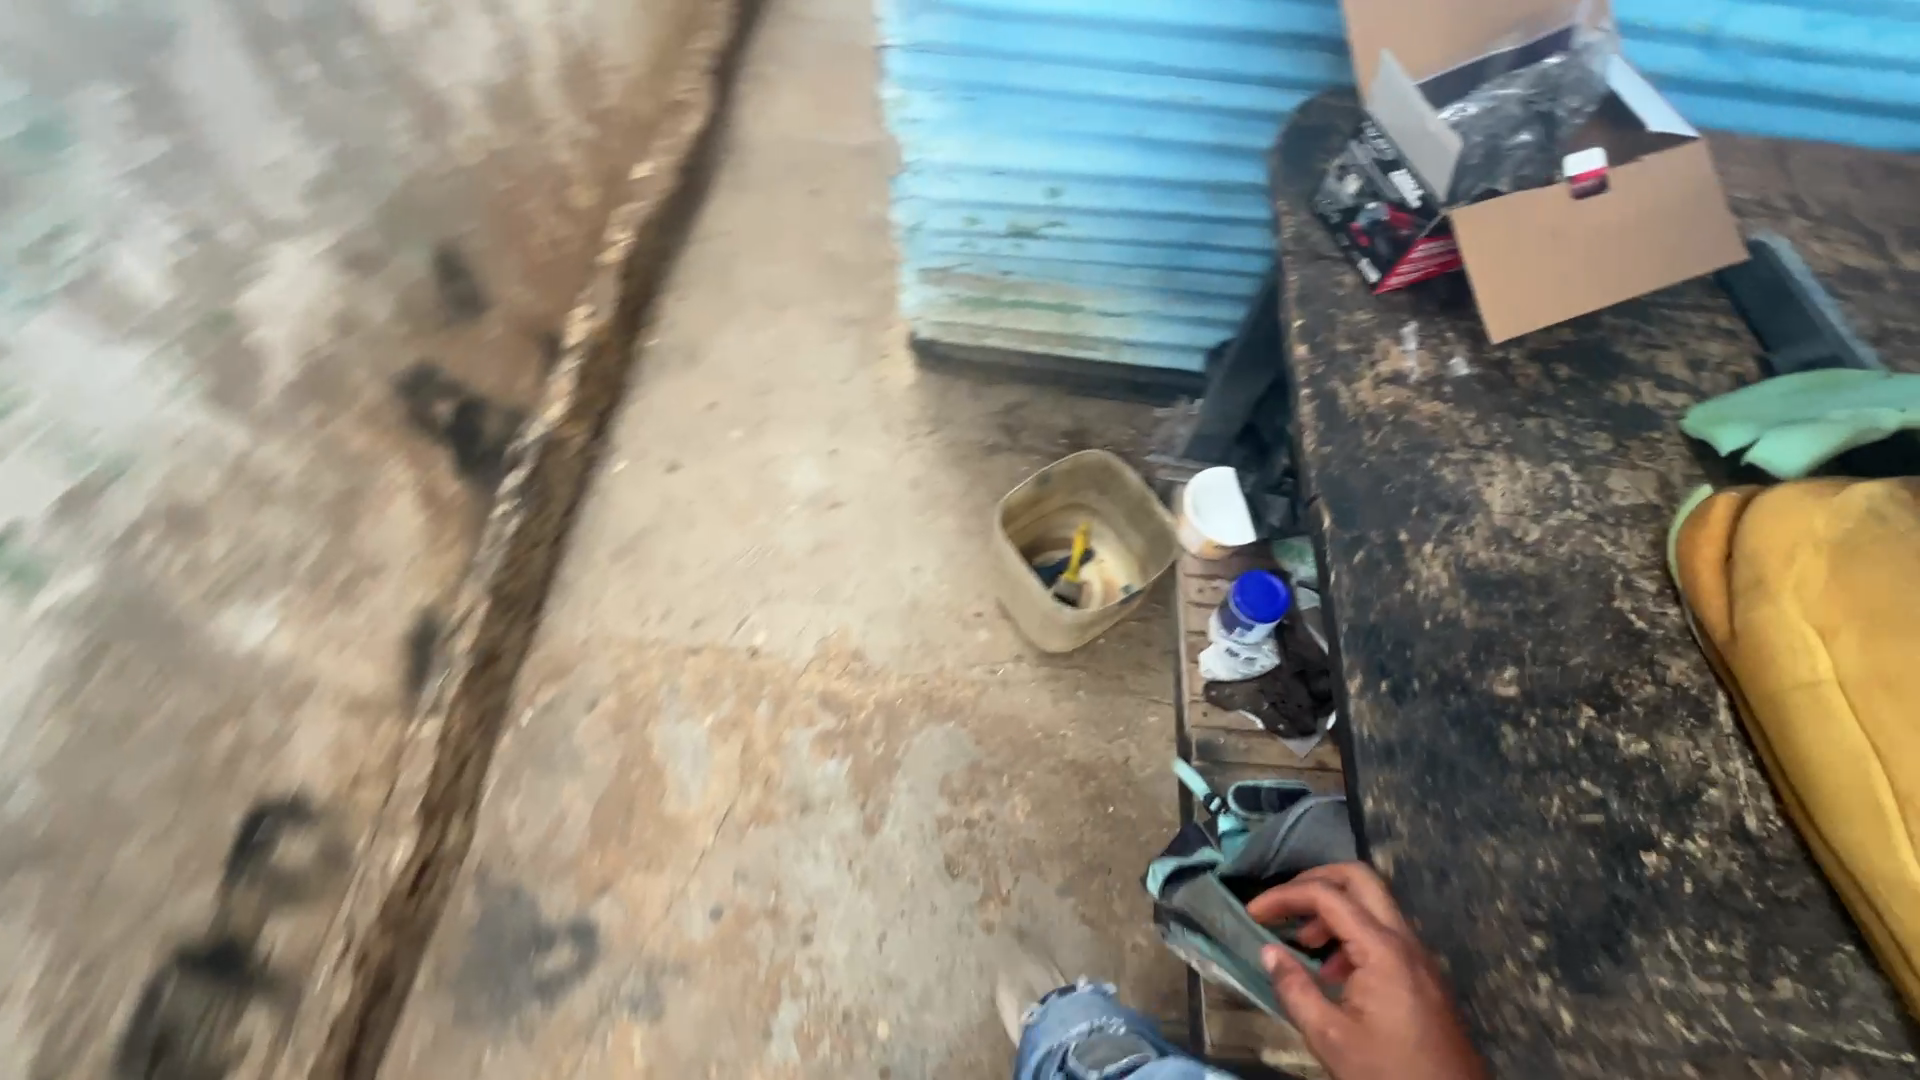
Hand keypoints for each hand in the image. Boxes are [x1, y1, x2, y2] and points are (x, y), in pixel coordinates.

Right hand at [1248, 863, 1486, 1079]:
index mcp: (1382, 950)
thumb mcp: (1330, 1038)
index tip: (1254, 913)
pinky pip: (1384, 932)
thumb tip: (1269, 951)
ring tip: (1304, 943)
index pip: (1326, 895)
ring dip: (1333, 909)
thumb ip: (1294, 988)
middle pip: (1358, 879)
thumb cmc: (1390, 1075)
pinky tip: (1335, 973)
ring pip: (1373, 904)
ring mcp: (1419, 958)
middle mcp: (1405, 941)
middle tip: (1284, 905)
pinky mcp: (1424, 976)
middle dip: (1314, 881)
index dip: (1284, 896)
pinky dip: (1352, 932)